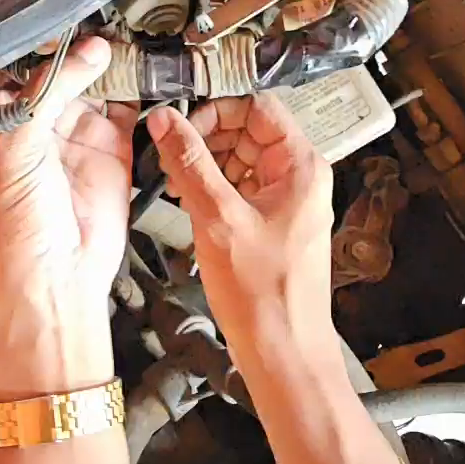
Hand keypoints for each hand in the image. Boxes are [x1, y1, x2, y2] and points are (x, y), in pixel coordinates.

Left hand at [0, 36, 135, 399]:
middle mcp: (41, 127)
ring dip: (111, 66)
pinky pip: (128, 111)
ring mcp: (79, 138)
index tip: (64, 22)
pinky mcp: (113, 153)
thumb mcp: (17, 149)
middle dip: (81, 50)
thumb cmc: (15, 232)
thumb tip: (84, 53)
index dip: (40, 46)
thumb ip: (46, 94)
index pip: (20, 69)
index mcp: (4, 125)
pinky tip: (141, 75)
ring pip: (97, 86)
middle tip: (102, 28)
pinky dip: (138, 92)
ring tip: (125, 45)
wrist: (57, 281)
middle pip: (63, 72)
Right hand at [144, 94, 336, 371]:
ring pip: (240, 160)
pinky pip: (240, 188)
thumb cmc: (262, 295)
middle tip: (171, 162)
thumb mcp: (216, 218)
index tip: (182, 130)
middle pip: (247, 131)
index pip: (257, 108)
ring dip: (205, 166)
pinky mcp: (273, 223)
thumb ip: (189, 162)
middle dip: (206, 141)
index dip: (217, 112)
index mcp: (300, 166)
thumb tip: (164, 119)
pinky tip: (190, 206)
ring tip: (176, 187)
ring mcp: (287, 201)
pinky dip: (213, 190)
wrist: (284, 355)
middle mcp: (299, 177)